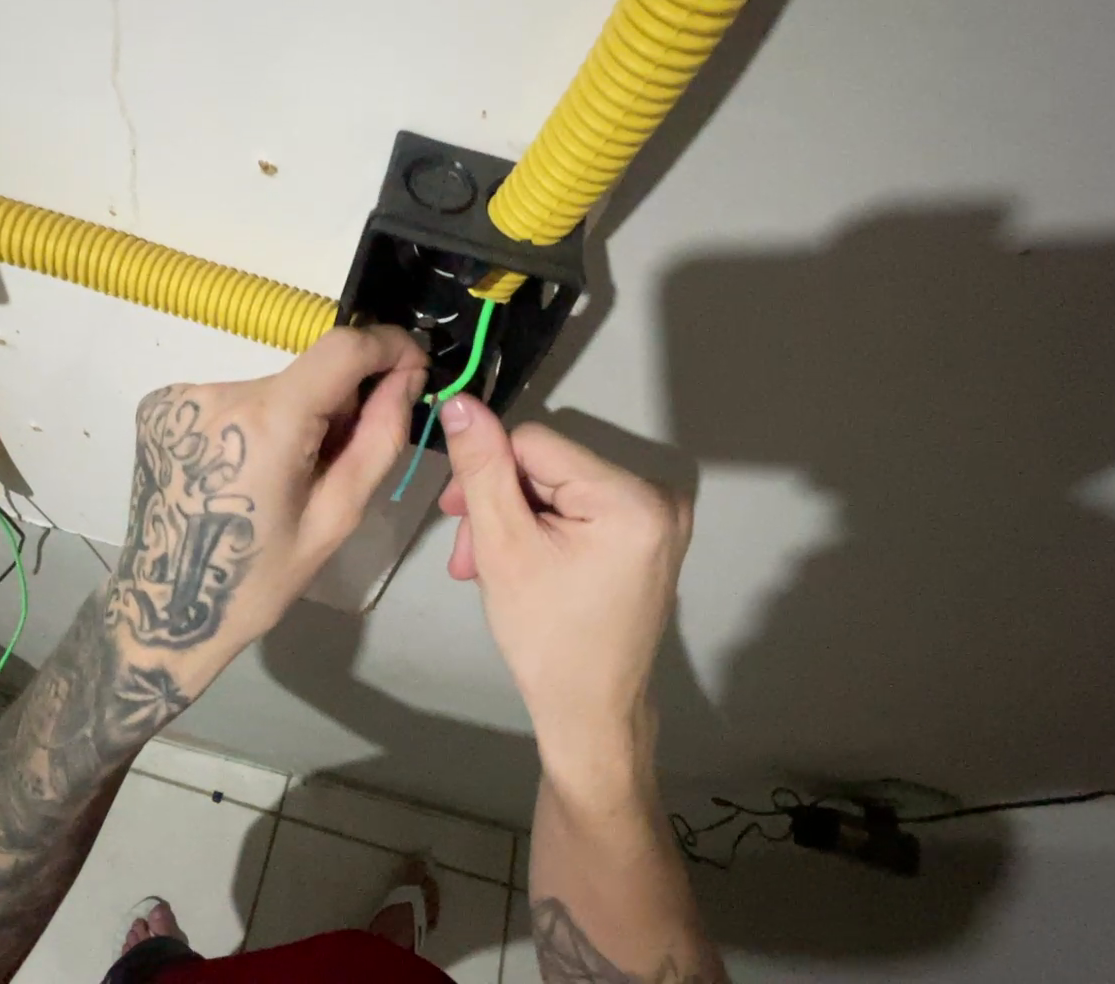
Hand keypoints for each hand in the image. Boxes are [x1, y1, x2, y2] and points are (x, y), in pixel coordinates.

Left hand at [109, 326, 427, 674]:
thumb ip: (379, 438)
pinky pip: (233, 399)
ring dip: (291, 416)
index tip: (411, 366)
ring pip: (270, 387)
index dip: (386, 346)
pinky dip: (252, 422)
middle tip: (329, 464)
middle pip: (306, 374)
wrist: (167, 607)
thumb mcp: (336, 517)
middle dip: (335, 405)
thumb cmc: (260, 576)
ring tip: (278, 477)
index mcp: (264, 424)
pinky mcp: (160, 406)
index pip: (341, 348)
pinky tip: (242, 470)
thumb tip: (407, 375)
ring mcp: (179, 397)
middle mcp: (216, 393)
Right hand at [437, 396, 692, 790]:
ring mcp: (658, 516)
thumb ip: (481, 468)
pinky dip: (541, 530)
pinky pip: (578, 508)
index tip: (456, 518)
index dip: (486, 473)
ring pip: (556, 488)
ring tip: (483, 566)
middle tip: (467, 555)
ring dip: (512, 520)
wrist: (589, 713)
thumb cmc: (544, 637)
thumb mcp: (502, 547)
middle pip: (546, 466)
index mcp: (631, 497)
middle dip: (497, 505)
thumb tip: (459, 402)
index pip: (534, 442)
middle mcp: (658, 494)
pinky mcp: (648, 534)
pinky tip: (519, 563)